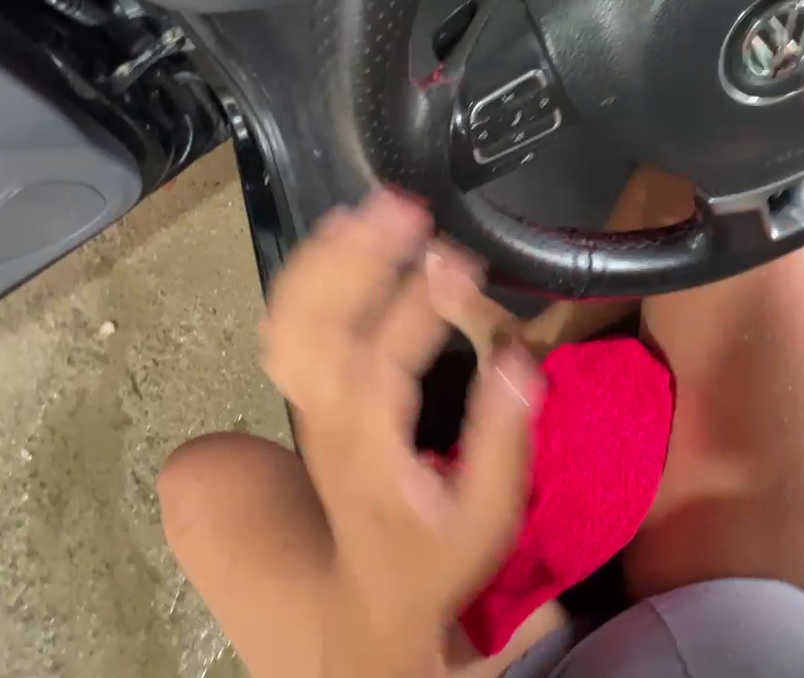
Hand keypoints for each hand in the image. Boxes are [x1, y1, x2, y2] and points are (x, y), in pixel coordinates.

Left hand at [260, 191, 541, 668]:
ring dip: (328, 256)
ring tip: (370, 208)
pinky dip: (304, 273)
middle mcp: (324, 419)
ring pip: (293, 319)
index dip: (416, 308)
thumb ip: (502, 441)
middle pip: (320, 328)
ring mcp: (305, 404)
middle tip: (406, 209)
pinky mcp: (304, 394)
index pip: (381, 366)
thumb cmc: (434, 554)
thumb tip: (517, 361)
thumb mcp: (485, 515)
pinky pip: (286, 325)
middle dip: (360, 258)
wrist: (371, 594)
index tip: (455, 258)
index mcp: (370, 450)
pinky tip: (334, 234)